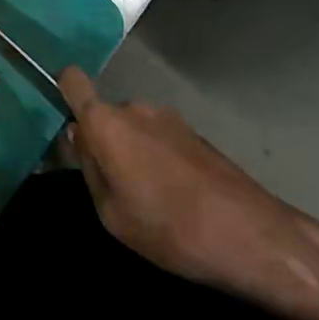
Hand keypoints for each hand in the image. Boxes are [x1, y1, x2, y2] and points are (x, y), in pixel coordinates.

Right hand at [59, 66, 318, 319]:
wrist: (257, 240)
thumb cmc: (171, 227)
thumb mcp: (111, 213)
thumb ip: (88, 169)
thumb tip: (80, 138)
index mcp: (105, 121)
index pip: (72, 79)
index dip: (62, 89)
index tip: (64, 118)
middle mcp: (134, 107)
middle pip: (104, 114)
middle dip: (103, 139)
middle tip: (113, 181)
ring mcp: (170, 118)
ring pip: (134, 128)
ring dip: (134, 150)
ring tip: (152, 196)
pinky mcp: (197, 135)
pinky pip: (161, 139)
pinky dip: (161, 159)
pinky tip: (179, 197)